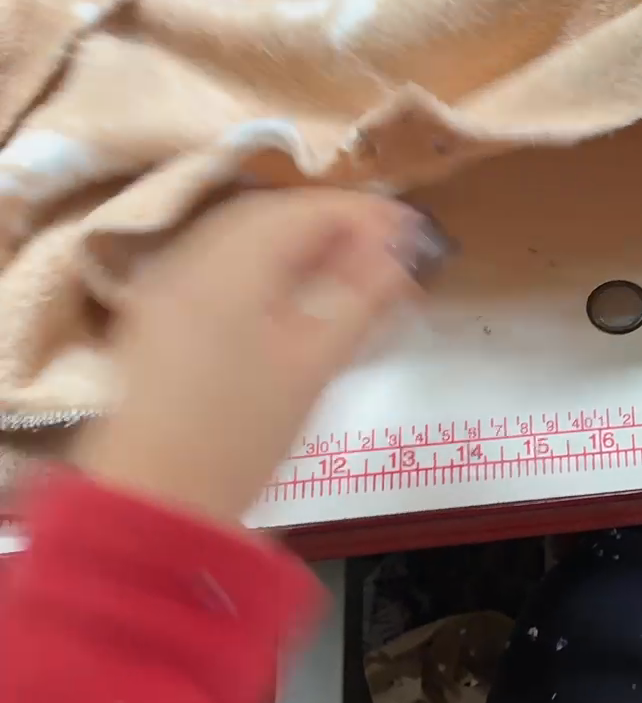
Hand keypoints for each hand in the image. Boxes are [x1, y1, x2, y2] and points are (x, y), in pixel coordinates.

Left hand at [72, 190, 443, 527]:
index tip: (414, 227)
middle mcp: (187, 267)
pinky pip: (233, 263)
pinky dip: (282, 260)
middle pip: (271, 217)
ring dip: (312, 240)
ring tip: (365, 265)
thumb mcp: (320, 361)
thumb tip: (400, 250)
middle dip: (338, 222)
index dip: (362, 213)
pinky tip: (316, 285)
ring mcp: (172, 288)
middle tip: (396, 245)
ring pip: (251, 237)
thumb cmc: (250, 430)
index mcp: (224, 276)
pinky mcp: (172, 311)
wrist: (166, 490)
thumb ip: (363, 297)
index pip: (299, 213)